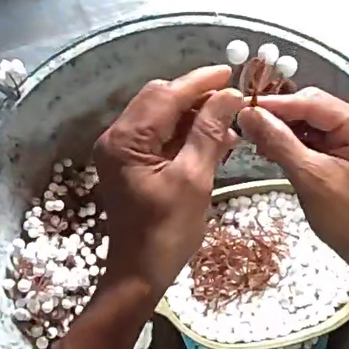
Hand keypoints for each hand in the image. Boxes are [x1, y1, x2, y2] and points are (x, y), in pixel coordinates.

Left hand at [93, 67, 245, 296]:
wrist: (139, 274)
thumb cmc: (166, 232)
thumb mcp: (193, 180)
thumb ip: (208, 133)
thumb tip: (228, 96)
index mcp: (125, 140)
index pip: (165, 95)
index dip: (200, 82)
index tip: (231, 74)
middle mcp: (116, 139)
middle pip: (159, 101)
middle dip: (197, 98)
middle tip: (232, 102)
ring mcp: (120, 152)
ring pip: (160, 118)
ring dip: (193, 118)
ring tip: (229, 127)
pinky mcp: (129, 165)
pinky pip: (158, 138)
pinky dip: (184, 136)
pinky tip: (212, 143)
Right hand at [237, 88, 348, 269]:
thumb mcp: (311, 178)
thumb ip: (279, 142)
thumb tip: (249, 115)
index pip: (313, 103)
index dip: (275, 105)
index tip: (242, 108)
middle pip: (311, 109)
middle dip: (278, 118)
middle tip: (245, 126)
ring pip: (308, 124)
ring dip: (281, 132)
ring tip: (254, 140)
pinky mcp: (344, 153)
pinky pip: (312, 140)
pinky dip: (291, 145)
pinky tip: (270, 150)